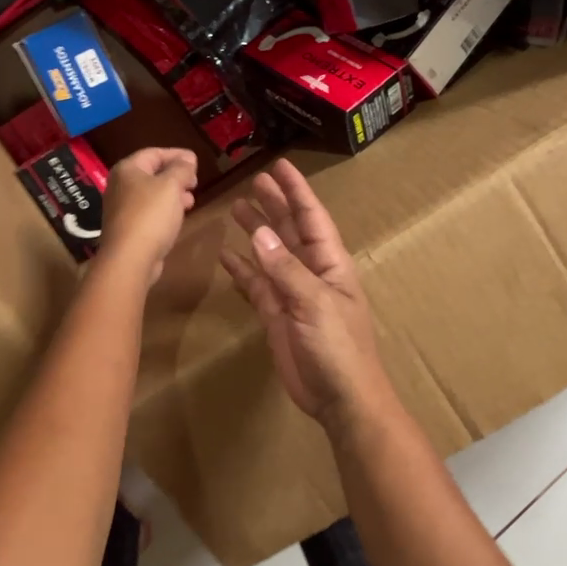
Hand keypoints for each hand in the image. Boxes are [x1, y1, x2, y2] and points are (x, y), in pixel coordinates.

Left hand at [102, 148, 198, 282]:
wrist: (130, 259)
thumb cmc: (150, 215)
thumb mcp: (171, 185)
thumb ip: (181, 168)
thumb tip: (187, 158)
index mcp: (127, 170)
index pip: (154, 153)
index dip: (177, 154)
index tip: (196, 162)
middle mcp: (120, 186)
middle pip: (152, 173)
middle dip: (176, 176)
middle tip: (195, 182)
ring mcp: (122, 208)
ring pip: (152, 194)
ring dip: (173, 194)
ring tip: (191, 200)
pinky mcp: (128, 228)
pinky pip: (149, 212)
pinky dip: (165, 210)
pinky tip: (179, 216)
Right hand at [219, 159, 393, 431]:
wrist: (341, 399)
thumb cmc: (338, 348)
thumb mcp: (314, 304)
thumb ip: (285, 270)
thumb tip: (257, 234)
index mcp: (329, 263)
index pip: (311, 217)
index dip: (296, 191)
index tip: (280, 166)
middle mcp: (311, 272)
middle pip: (289, 230)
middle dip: (273, 204)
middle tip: (252, 181)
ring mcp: (292, 293)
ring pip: (270, 254)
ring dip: (254, 231)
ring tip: (234, 208)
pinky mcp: (276, 315)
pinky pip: (256, 285)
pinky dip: (241, 269)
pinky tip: (225, 255)